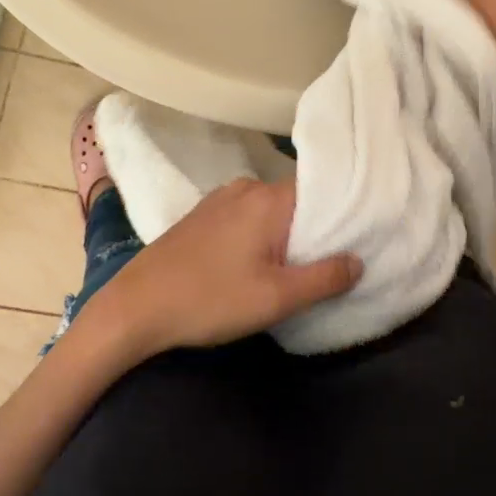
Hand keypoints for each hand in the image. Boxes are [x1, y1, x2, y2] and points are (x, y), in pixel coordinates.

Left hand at [80, 179, 361, 359]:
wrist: (136, 307)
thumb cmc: (210, 299)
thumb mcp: (276, 298)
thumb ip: (324, 277)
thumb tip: (358, 260)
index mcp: (269, 198)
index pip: (321, 193)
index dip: (341, 216)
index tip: (358, 239)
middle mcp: (246, 188)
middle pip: (296, 202)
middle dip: (314, 230)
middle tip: (332, 263)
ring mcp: (220, 200)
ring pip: (269, 212)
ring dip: (284, 236)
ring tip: (298, 268)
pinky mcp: (201, 216)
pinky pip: (245, 218)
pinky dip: (259, 236)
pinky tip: (258, 263)